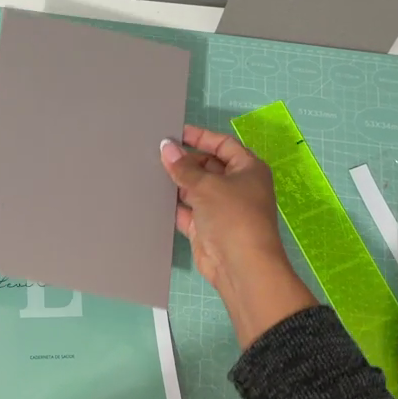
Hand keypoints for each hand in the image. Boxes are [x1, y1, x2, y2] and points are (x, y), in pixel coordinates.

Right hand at [160, 126, 316, 346]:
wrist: (240, 265)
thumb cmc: (232, 216)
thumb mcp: (207, 185)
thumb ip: (183, 166)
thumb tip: (165, 146)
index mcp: (248, 169)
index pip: (223, 145)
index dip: (200, 137)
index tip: (175, 133)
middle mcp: (237, 186)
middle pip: (208, 166)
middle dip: (185, 161)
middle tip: (156, 153)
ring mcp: (221, 208)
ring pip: (196, 189)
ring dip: (177, 182)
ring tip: (148, 170)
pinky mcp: (207, 227)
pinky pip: (187, 210)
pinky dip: (173, 204)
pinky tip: (152, 196)